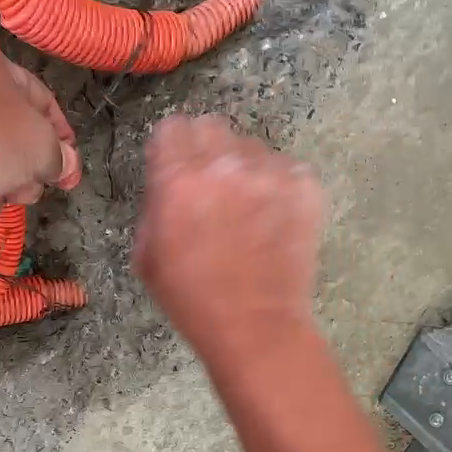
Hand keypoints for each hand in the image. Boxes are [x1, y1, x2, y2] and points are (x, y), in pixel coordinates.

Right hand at [134, 115, 325, 359]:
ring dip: (242, 170)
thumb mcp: (146, 256)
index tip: (175, 171)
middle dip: (205, 152)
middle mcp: (224, 164)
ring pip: (249, 147)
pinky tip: (270, 222)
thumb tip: (165, 182)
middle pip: (211, 126)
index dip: (171, 150)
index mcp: (178, 180)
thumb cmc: (192, 299)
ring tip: (244, 213)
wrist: (255, 326)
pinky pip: (283, 168)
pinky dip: (275, 188)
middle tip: (209, 190)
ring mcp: (269, 171)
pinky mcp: (304, 184)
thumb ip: (154, 205)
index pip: (172, 127)